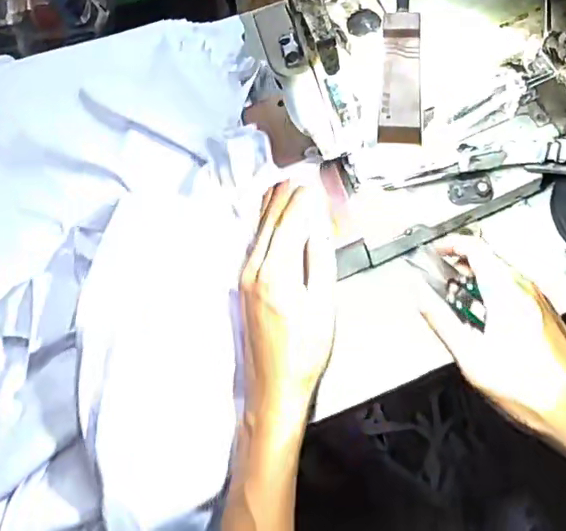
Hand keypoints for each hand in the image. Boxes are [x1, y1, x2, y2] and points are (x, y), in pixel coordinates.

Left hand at [239, 182, 337, 421]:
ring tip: (284, 185)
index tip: (312, 183)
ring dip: (272, 205)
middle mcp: (256, 271)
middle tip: (299, 175)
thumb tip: (319, 228)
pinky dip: (264, 222)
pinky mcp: (243, 285)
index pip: (291, 223)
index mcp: (278, 274)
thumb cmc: (303, 354)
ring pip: (259, 229)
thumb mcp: (323, 307)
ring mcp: (245, 278)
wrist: (273, 390)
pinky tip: (270, 215)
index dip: (303, 200)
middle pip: (271, 221)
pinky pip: (254, 242)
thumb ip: (321, 262)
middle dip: (286, 195)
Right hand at [410, 235, 565, 458]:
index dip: (450, 244)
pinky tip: (485, 323)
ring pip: (500, 275)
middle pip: (487, 258)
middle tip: (441, 282)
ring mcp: (538, 299)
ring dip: (476, 283)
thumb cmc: (532, 390)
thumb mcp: (472, 357)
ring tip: (459, 305)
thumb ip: (442, 321)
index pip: (474, 246)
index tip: (435, 252)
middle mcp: (525, 286)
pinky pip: (513, 290)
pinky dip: (493, 296)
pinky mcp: (544, 313)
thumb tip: (422, 298)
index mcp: (506, 289)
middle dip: (460, 266)